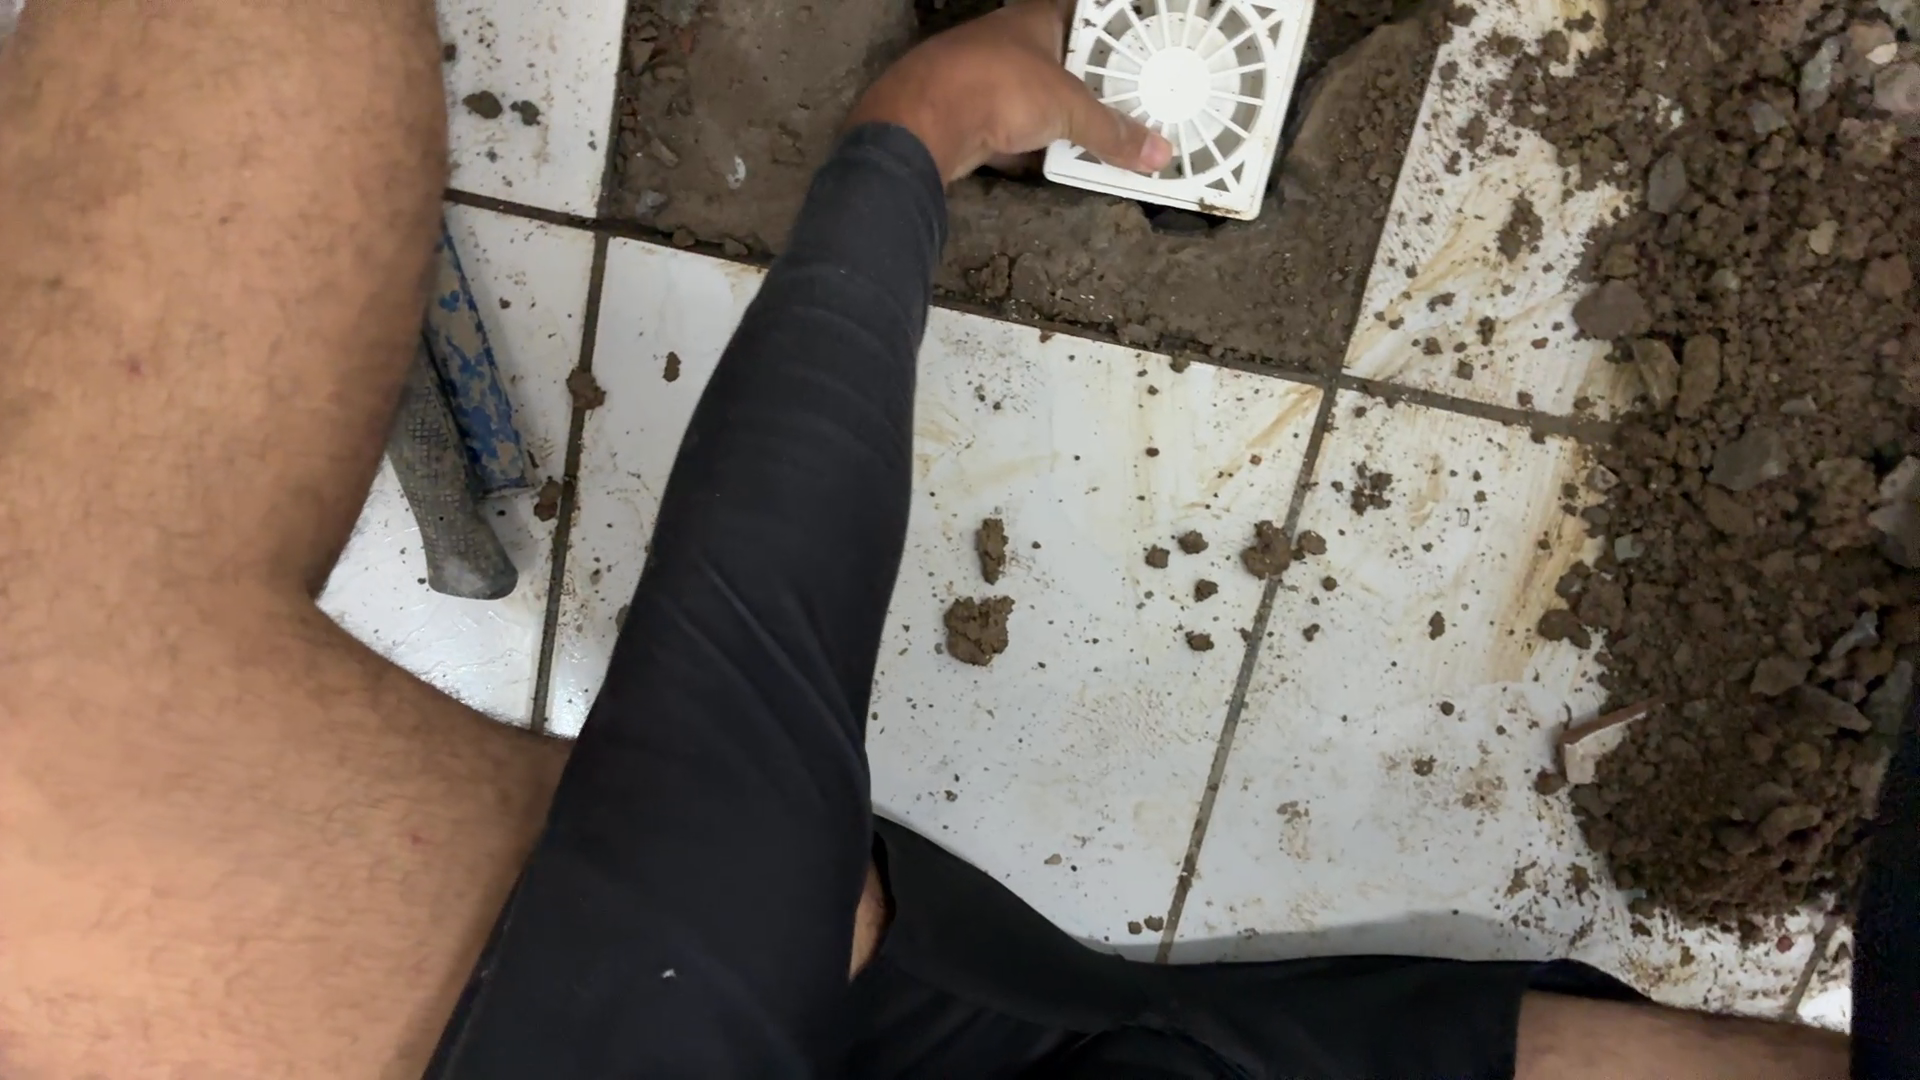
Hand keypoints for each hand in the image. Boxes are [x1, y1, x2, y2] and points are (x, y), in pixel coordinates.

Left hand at [845, 0, 1173, 182]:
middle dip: (1092, 92)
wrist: (927, 123)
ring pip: (1039, 105)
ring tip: (1101, 143)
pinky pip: (1018, 137)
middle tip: (1129, 111)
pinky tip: (1058, 165)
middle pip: (1065, 67)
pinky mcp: (976, 122)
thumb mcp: (1068, 108)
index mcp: (1039, 18)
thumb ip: (1111, 131)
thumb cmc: (996, 85)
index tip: (1140, 60)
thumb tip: (1154, 153)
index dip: (1114, 35)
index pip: (1088, 17)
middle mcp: (1014, 45)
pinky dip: (1037, 151)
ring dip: (1064, 126)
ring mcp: (991, 84)